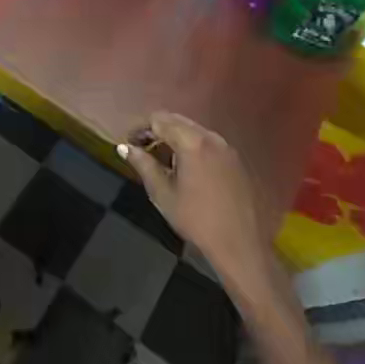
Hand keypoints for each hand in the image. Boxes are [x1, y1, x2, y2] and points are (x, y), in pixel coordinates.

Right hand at [118, 113, 280, 289]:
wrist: (239, 244)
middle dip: (156, 130)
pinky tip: (185, 167)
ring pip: (194, 130)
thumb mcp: (162, 192)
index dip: (139, 128)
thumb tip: (125, 147)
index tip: (129, 143)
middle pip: (177, 120)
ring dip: (174, 137)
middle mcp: (212, 138)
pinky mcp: (236, 161)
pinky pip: (208, 143)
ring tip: (161, 158)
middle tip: (142, 149)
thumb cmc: (195, 218)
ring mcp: (227, 149)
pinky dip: (191, 146)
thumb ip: (143, 164)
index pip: (159, 119)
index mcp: (192, 142)